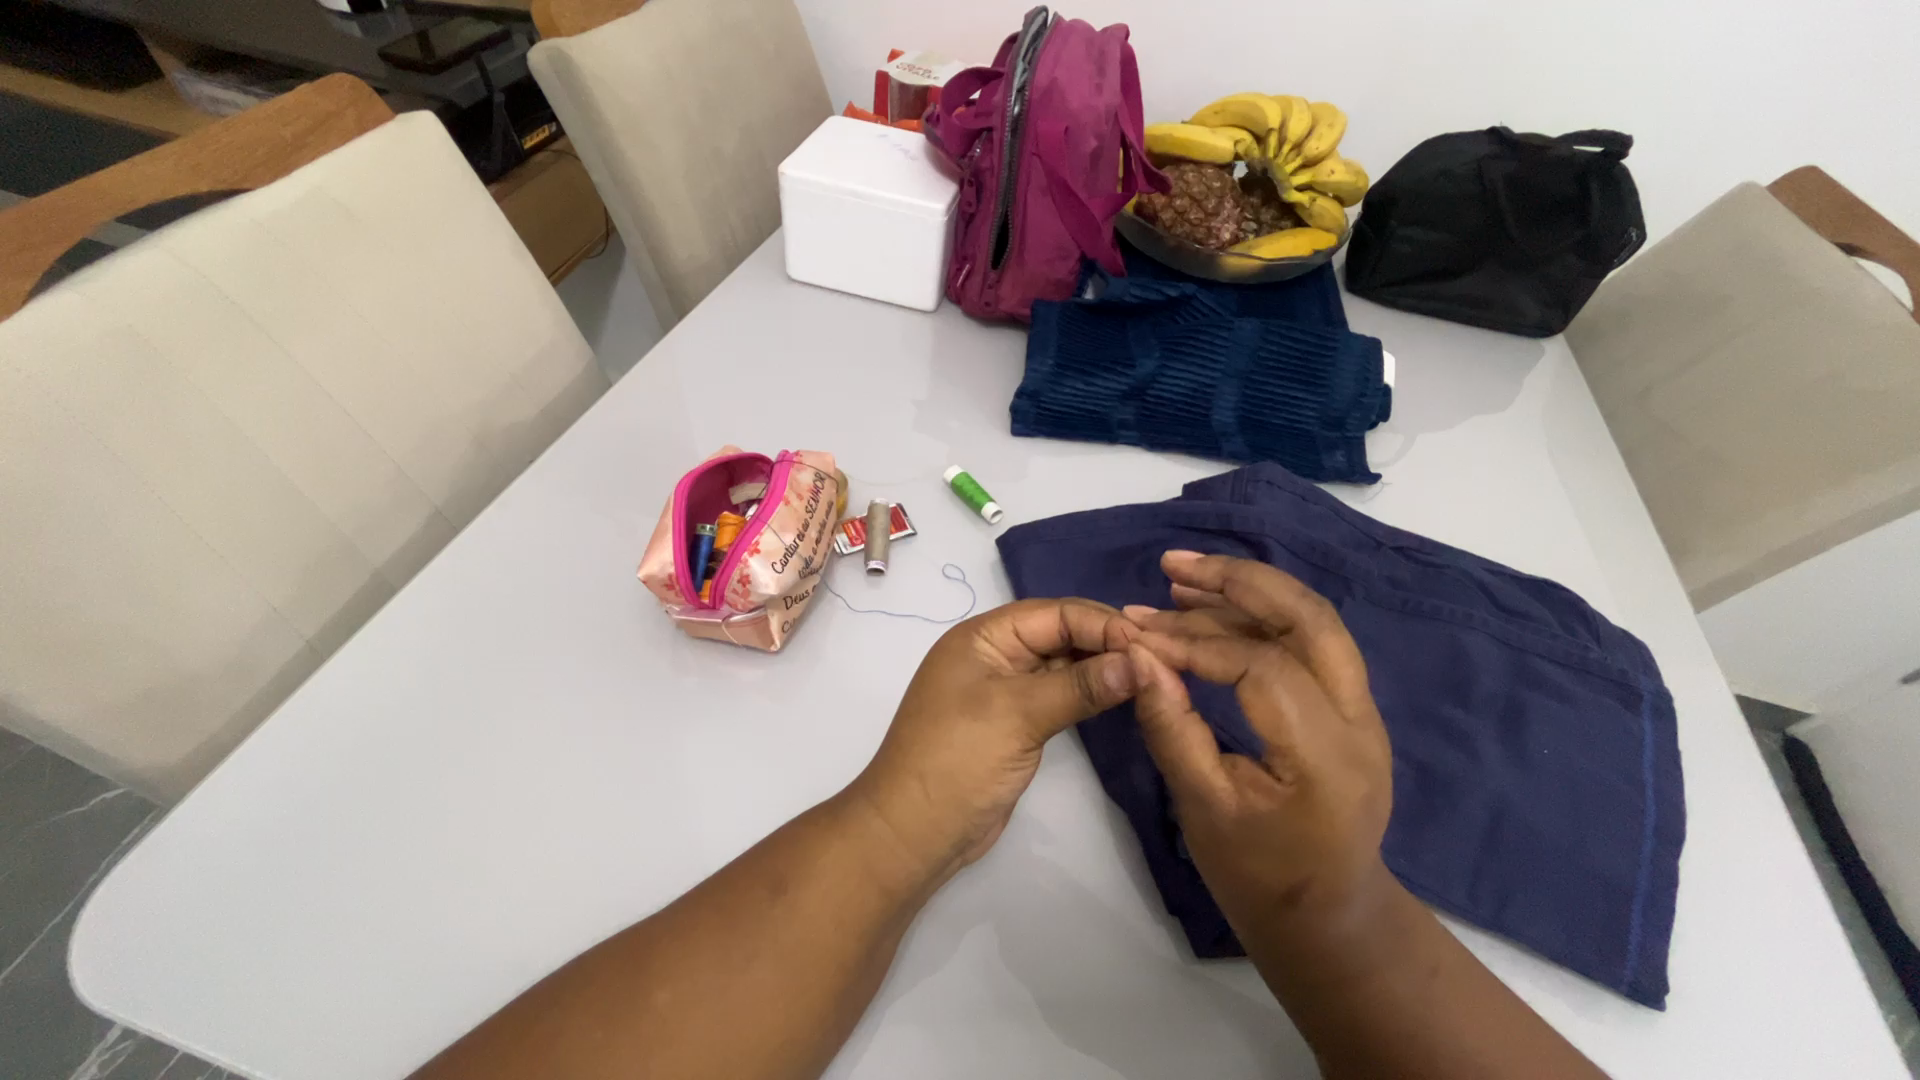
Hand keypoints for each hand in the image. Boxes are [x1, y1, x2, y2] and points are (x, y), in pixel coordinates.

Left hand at [850, 599, 1136, 884]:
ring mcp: (1005, 690)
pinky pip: (1059, 694)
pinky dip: (1088, 693)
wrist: (915, 831)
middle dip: (1107, 642)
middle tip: (1161, 658)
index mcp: (984, 636)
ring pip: (1062, 664)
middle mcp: (995, 654)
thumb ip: (1080, 686)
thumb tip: (1141, 663)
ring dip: (1102, 667)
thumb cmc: (958, 760)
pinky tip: (1122, 696)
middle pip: (1060, 633)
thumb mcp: (1019, 715)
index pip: (1054, 613)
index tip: (1152, 644)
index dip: (1103, 624)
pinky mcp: (1016, 723)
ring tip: (1152, 674)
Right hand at [1124, 550, 1394, 937]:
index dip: (1193, 642)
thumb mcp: (1202, 806)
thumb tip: (1137, 655)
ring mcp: (1363, 709)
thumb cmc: (1258, 873)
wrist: (1328, 915)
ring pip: (1313, 621)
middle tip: (1172, 565)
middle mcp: (1359, 719)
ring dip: (1248, 591)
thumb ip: (1170, 725)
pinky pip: (1310, 643)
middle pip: (1308, 617)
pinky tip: (1214, 612)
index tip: (1137, 634)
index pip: (1260, 665)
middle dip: (1237, 579)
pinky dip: (1262, 617)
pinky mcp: (1351, 707)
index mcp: (1324, 754)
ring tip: (1180, 581)